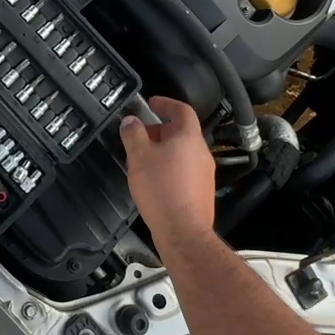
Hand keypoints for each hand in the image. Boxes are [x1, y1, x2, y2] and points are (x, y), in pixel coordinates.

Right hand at [121, 96, 216, 249]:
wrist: (182, 231)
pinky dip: (170, 167)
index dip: (167, 103)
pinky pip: (185, 170)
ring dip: (164, 150)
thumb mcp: (139, 157)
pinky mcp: (201, 191)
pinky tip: (154, 180)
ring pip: (183, 152)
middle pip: (182, 132)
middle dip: (159, 130)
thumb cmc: (162, 192)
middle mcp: (201, 153)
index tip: (154, 103)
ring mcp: (204, 173)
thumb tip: (130, 121)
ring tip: (143, 159)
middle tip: (140, 134)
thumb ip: (133, 134)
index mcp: (188, 138)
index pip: (182, 110)